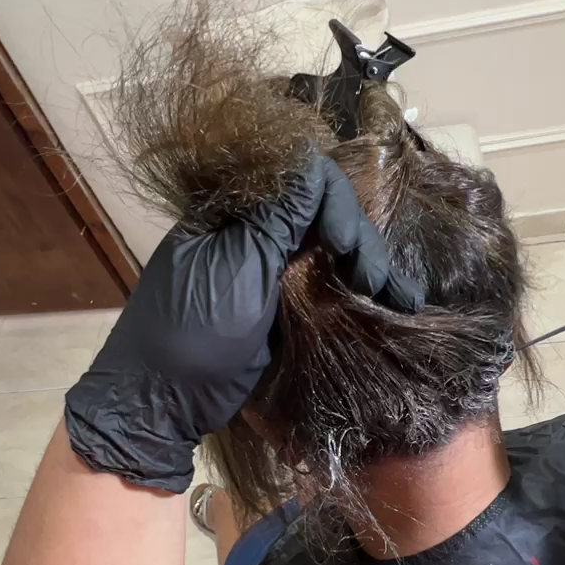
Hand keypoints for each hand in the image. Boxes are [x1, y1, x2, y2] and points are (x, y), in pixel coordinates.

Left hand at [67, 154, 421, 491]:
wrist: (164, 403)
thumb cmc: (191, 334)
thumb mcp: (236, 271)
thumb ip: (277, 218)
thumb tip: (312, 161)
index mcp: (235, 212)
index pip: (301, 181)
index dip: (334, 204)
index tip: (344, 245)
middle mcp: (258, 233)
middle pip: (325, 215)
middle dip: (359, 241)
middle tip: (376, 284)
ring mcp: (273, 270)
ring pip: (333, 252)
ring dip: (370, 268)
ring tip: (400, 298)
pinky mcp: (285, 306)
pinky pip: (327, 284)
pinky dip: (359, 293)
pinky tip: (394, 301)